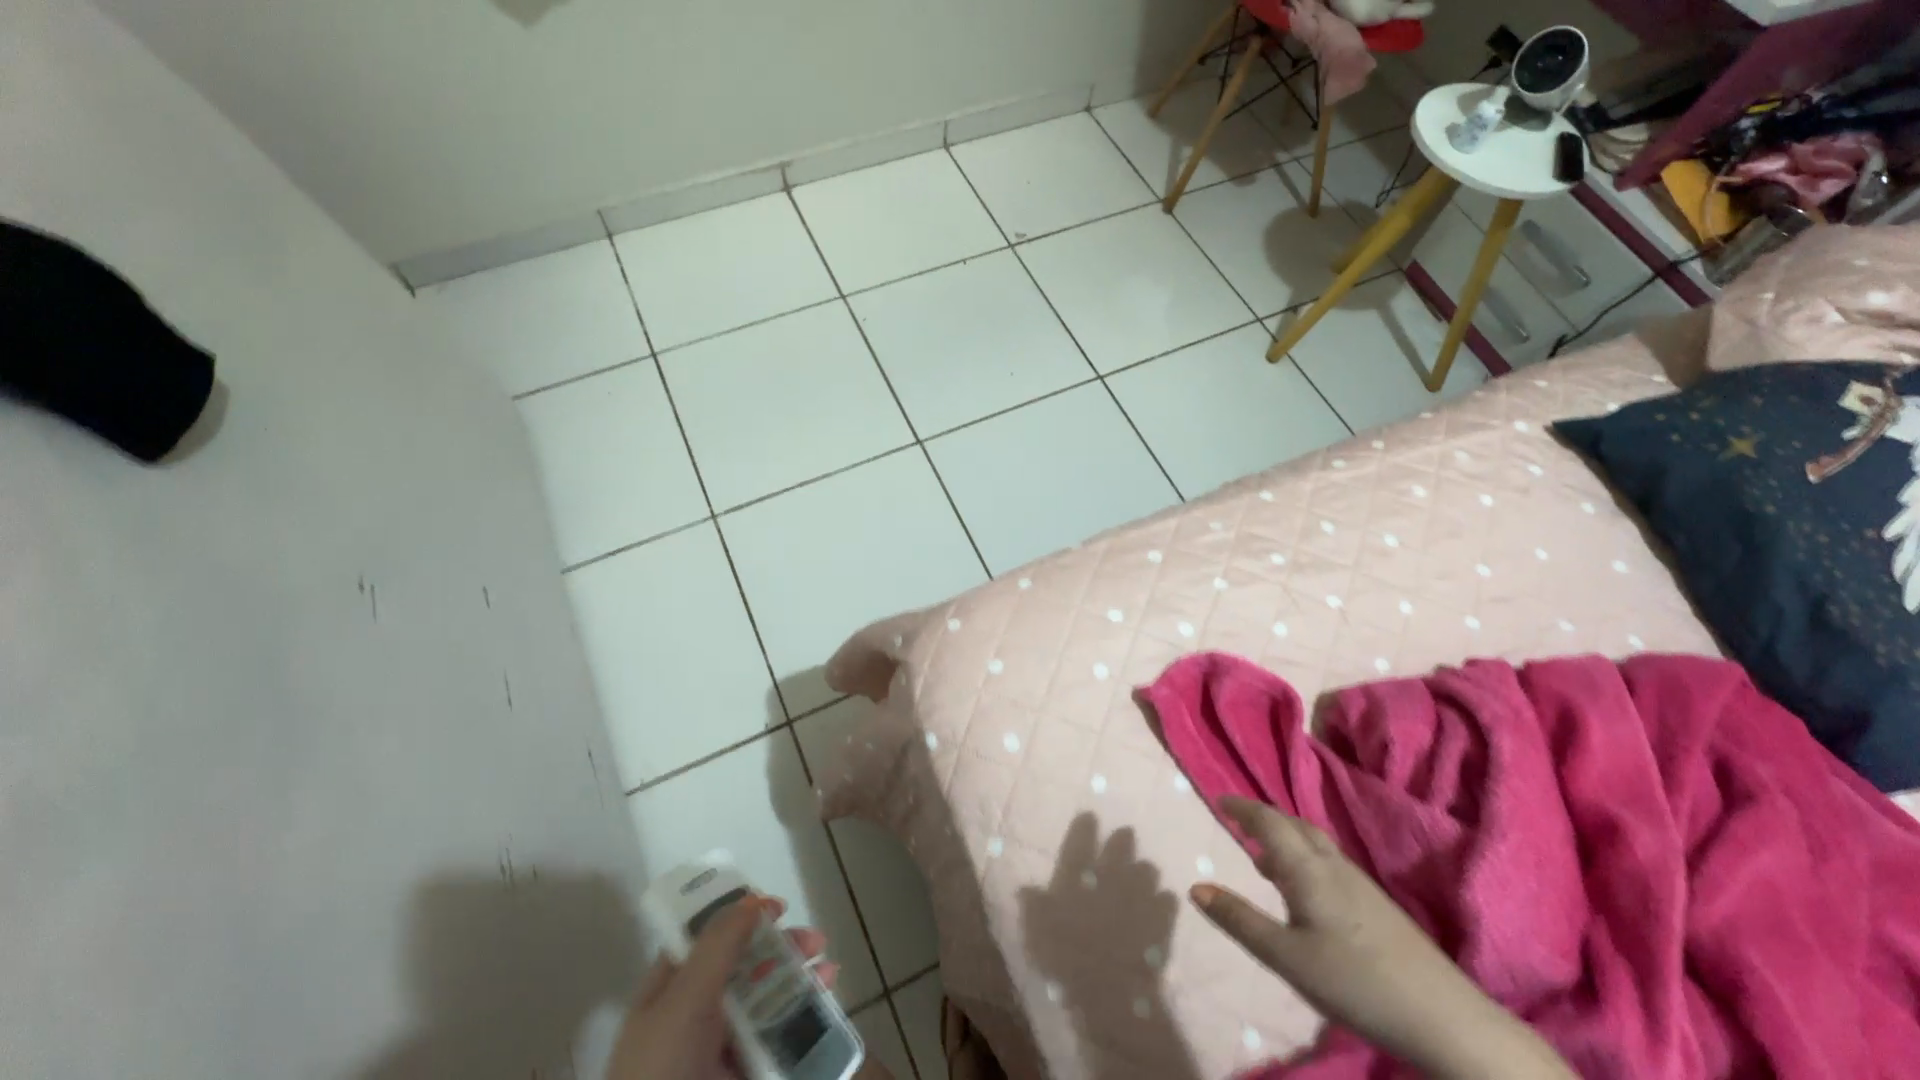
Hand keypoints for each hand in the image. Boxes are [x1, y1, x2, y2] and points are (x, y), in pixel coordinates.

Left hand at [606, 895, 836, 1079]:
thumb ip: (717, 948)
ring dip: (800, 977)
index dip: (737, 917)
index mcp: (670, 992)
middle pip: (744, 966)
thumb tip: (750, 898)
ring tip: (829, 970)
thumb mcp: (684, 1002)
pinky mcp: (753, 1071)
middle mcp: (697, 1016)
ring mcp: (726, 1048)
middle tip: (815, 940)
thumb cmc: (663, 1071)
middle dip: (780, 947)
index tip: (775, 906)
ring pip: (768, 999)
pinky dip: (806, 1013)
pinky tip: (828, 997)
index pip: (704, 940)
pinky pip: (782, 1035)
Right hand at [1189, 797, 1573, 1079]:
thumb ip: (1240, 920)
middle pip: (1296, 827)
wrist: (1440, 1015)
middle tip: (1237, 824)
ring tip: (1262, 859)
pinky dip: (1304, 861)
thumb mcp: (1285, 956)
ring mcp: (1361, 885)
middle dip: (1264, 819)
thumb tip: (1195, 887)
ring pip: (1316, 845)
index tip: (1219, 800)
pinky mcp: (1377, 906)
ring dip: (1286, 840)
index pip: (1271, 823)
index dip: (1244, 808)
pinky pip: (1330, 864)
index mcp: (1309, 871)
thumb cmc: (1353, 982)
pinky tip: (1302, 893)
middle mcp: (1335, 867)